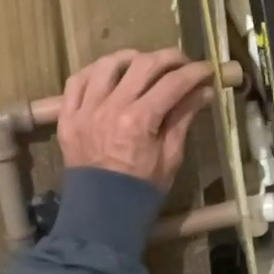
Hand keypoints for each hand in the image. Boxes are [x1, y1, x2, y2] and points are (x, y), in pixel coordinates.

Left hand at [58, 48, 213, 190]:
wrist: (102, 215)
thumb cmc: (142, 190)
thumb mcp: (170, 157)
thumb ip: (183, 118)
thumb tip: (203, 92)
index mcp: (139, 121)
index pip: (172, 83)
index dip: (194, 73)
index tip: (206, 70)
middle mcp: (110, 108)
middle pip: (142, 66)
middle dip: (168, 59)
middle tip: (181, 64)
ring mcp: (85, 110)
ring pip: (107, 66)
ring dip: (130, 59)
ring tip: (144, 64)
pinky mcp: (67, 117)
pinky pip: (77, 82)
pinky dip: (95, 72)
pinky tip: (109, 73)